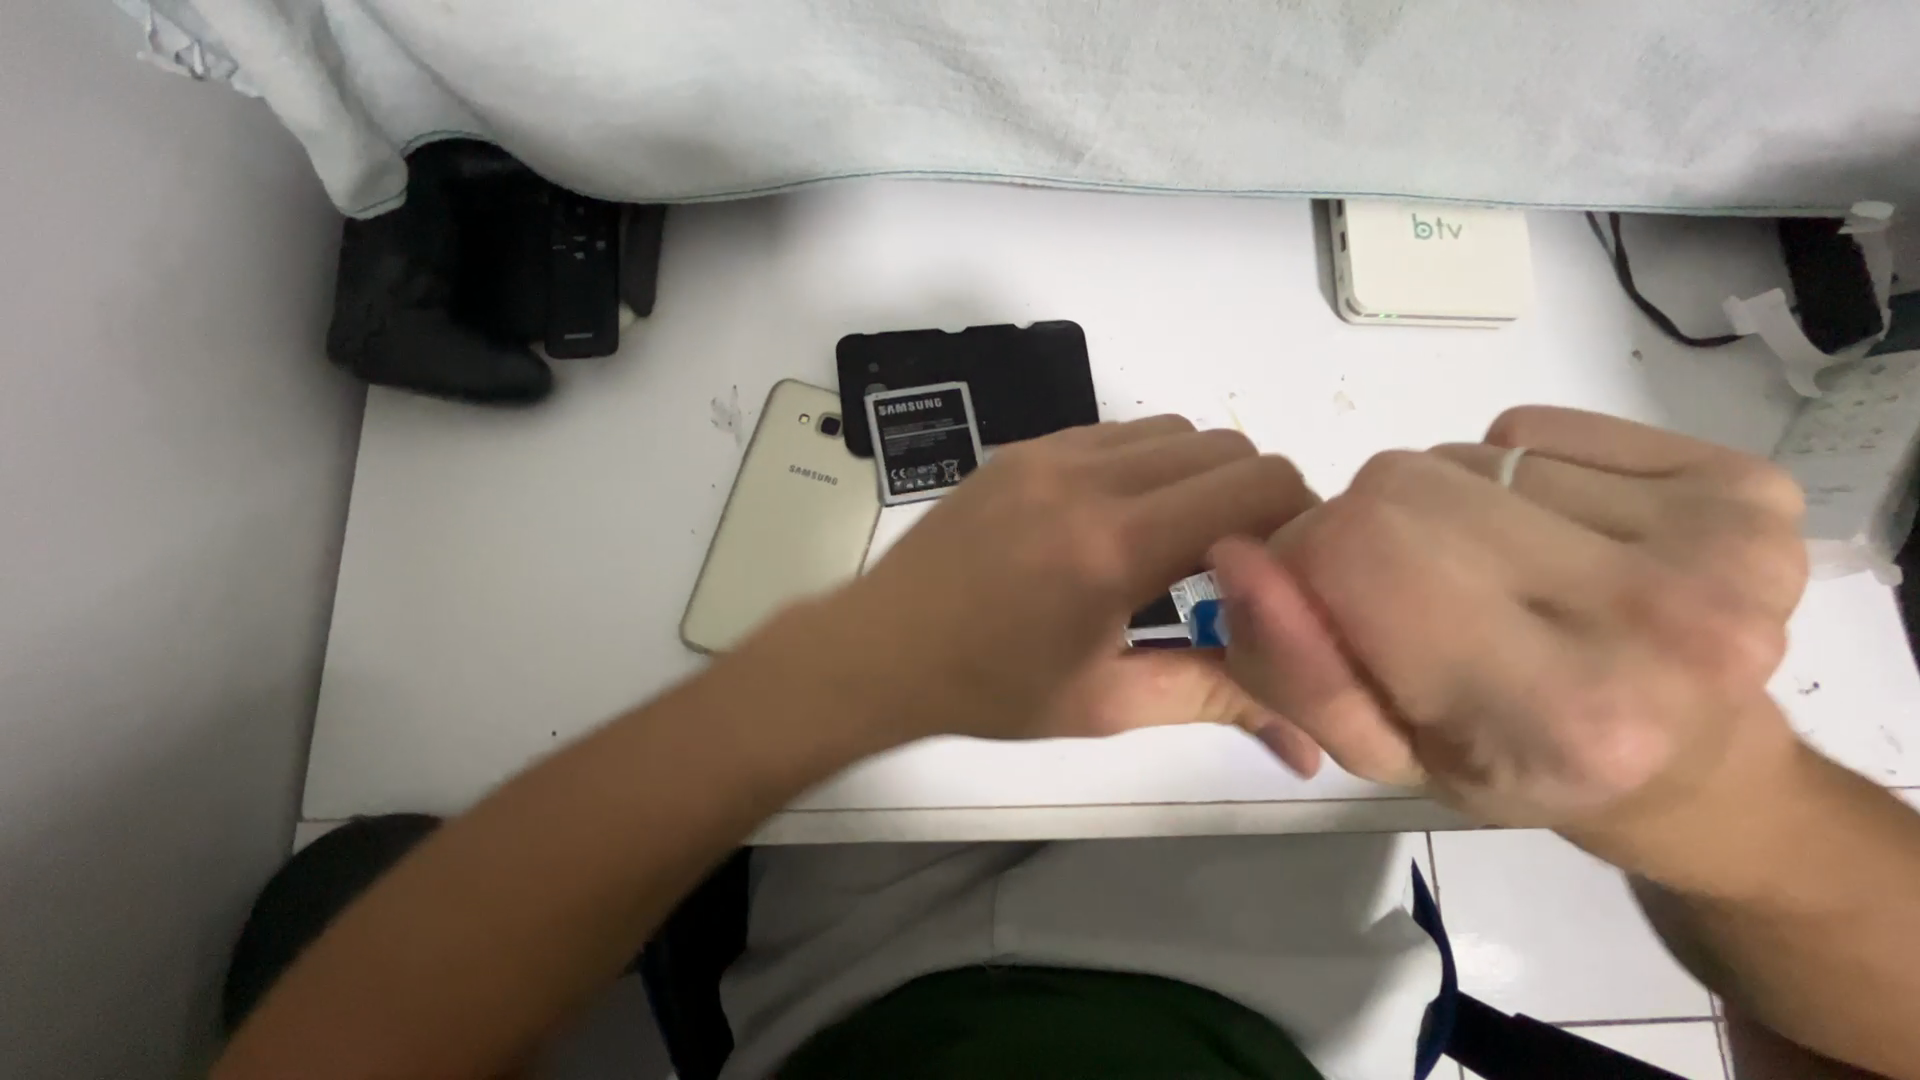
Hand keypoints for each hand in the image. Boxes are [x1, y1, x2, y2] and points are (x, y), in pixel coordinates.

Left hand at [832, 416, 1321, 750]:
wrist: (882, 649)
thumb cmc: (990, 690)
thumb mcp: (1105, 704)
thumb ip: (1211, 694)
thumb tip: (1301, 728)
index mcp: (1114, 547)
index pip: (1255, 484)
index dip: (1296, 517)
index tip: (1287, 565)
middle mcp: (1087, 479)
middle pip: (1224, 446)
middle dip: (1254, 497)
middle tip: (1238, 560)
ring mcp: (1048, 453)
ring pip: (1171, 430)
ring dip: (1198, 475)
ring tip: (1178, 539)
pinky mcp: (1021, 449)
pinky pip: (1114, 433)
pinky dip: (1145, 463)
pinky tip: (1120, 517)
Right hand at [1211, 407, 1809, 855]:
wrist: (1687, 765)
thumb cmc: (1512, 774)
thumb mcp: (1375, 753)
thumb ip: (1289, 666)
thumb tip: (1230, 555)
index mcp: (1558, 710)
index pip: (1354, 552)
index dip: (1303, 566)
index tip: (1324, 609)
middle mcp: (1658, 618)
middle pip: (1400, 488)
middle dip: (1361, 534)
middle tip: (1405, 599)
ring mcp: (1721, 542)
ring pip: (1455, 456)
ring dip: (1435, 509)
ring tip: (1483, 578)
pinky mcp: (1747, 482)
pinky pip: (1530, 430)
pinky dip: (1505, 472)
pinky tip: (1544, 538)